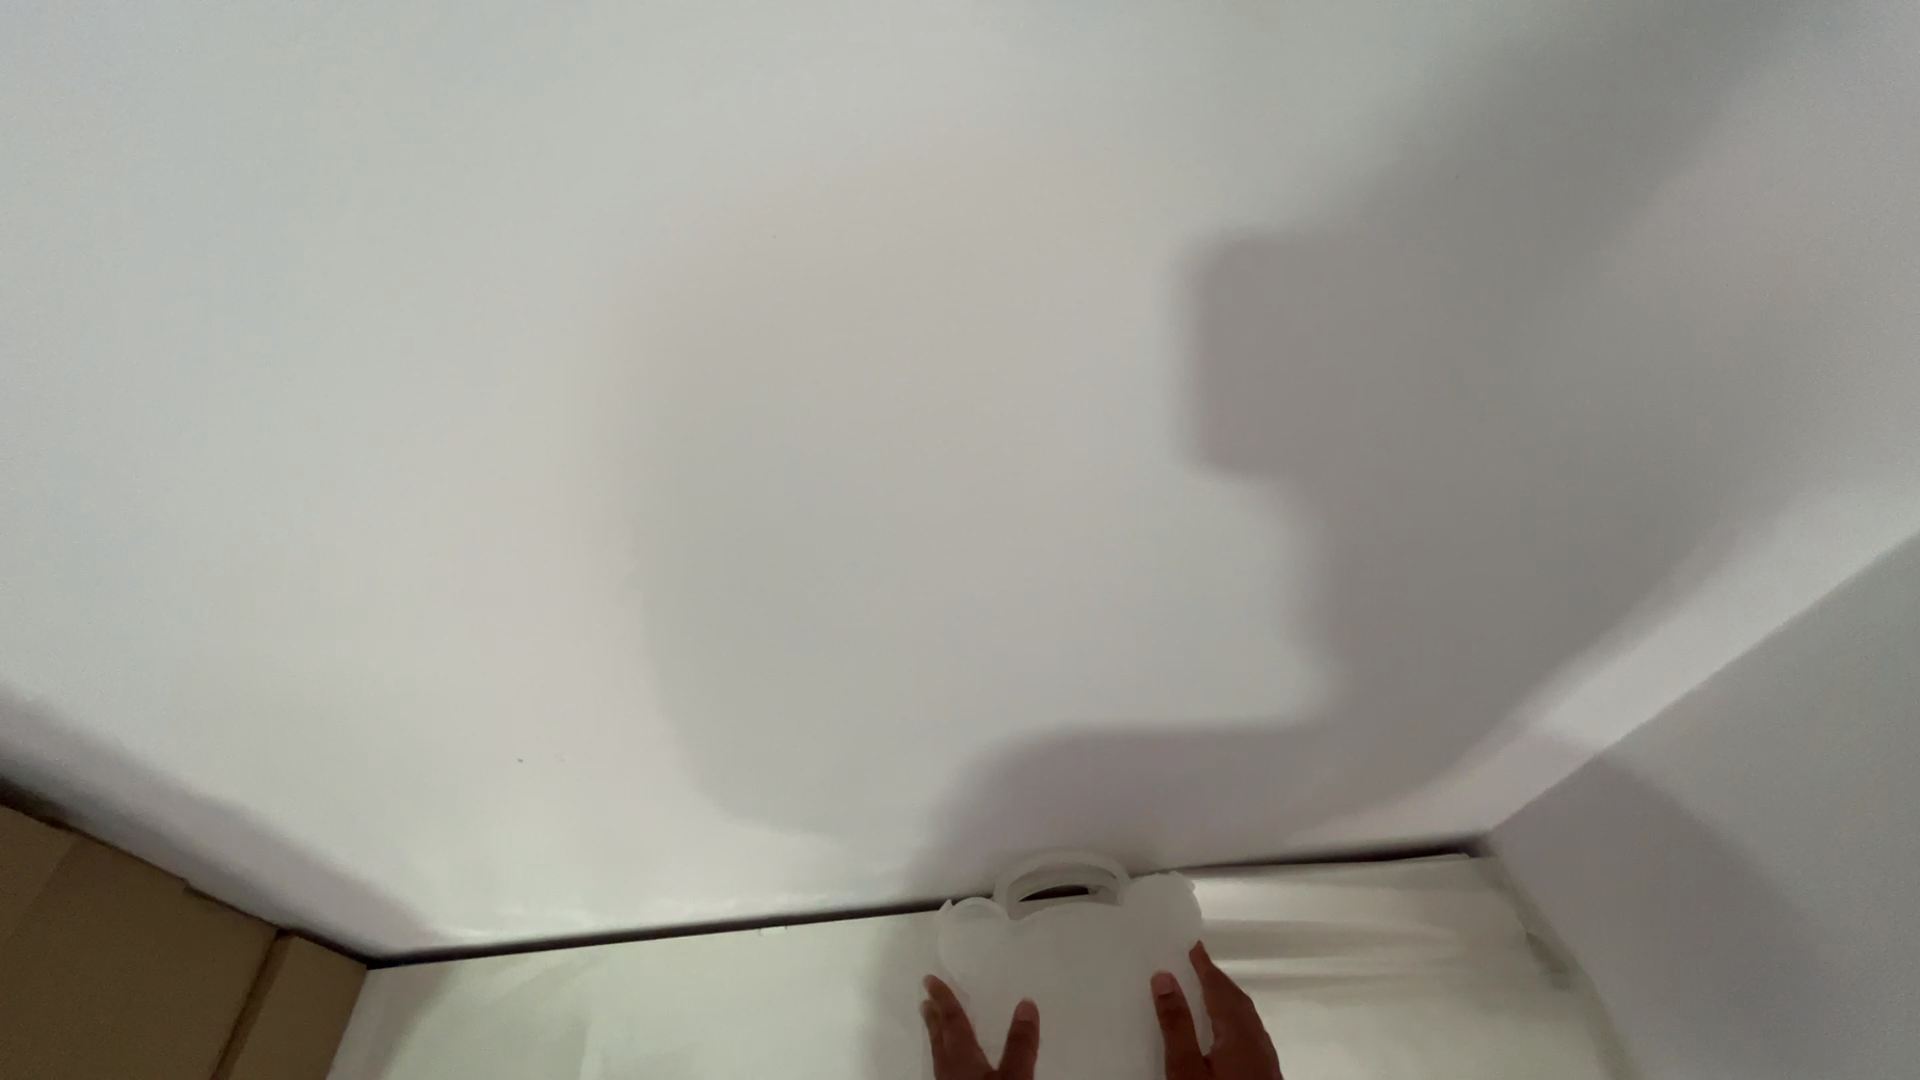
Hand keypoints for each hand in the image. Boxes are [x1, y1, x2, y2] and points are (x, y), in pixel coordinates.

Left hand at [921, 975, 1040, 1079]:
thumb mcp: (1015, 1077)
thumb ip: (1020, 1044)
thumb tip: (1027, 1002)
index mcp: (963, 1059)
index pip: (953, 1023)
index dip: (944, 999)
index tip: (929, 979)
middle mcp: (950, 1072)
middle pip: (941, 1040)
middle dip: (935, 1017)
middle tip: (924, 999)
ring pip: (940, 1056)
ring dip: (938, 1037)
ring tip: (933, 1023)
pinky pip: (943, 1070)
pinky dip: (944, 1056)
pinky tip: (948, 1062)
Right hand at [1151, 943, 1283, 1079]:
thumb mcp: (1185, 1071)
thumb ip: (1175, 1024)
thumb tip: (1164, 975)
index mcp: (1238, 1034)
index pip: (1219, 988)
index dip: (1204, 965)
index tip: (1192, 944)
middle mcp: (1257, 1044)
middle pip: (1238, 1002)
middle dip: (1218, 981)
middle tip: (1196, 965)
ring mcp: (1266, 1065)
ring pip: (1247, 1021)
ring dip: (1228, 1002)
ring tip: (1207, 994)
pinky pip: (1251, 1037)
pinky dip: (1234, 1023)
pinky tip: (1224, 1037)